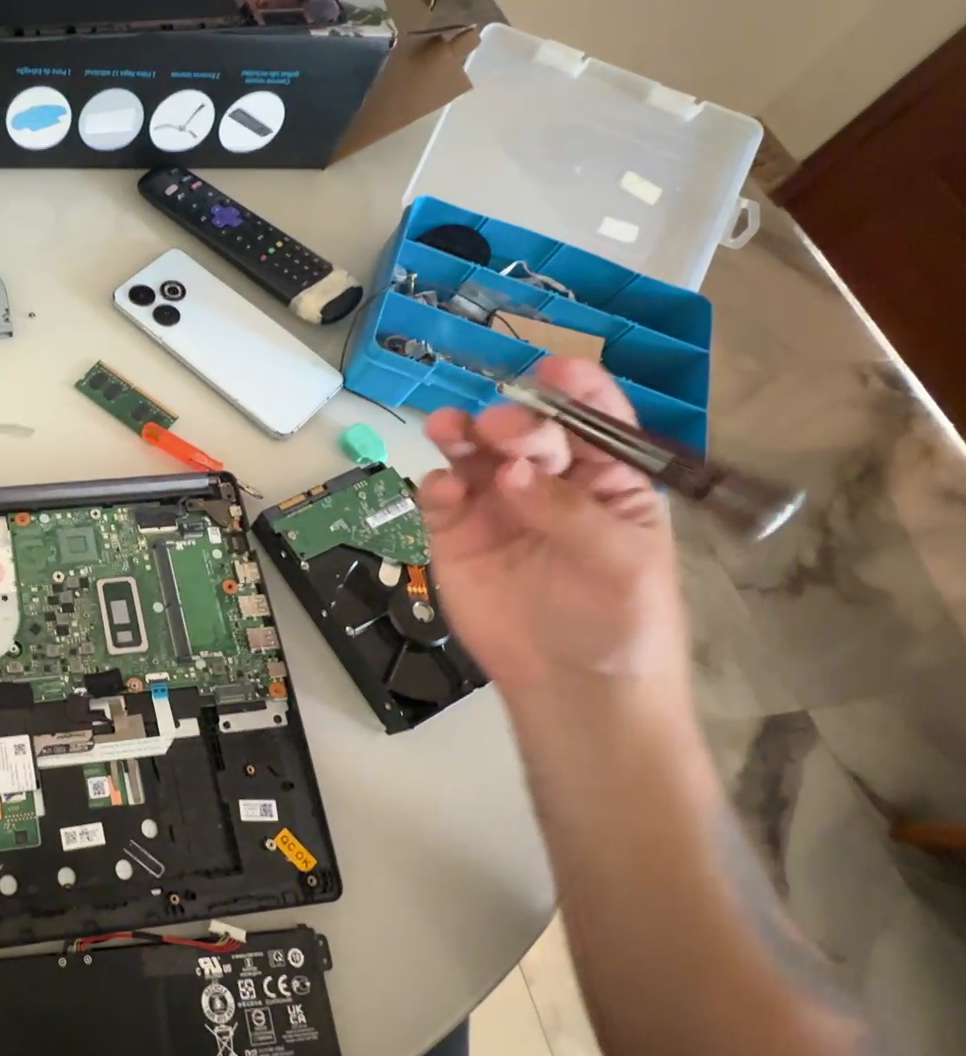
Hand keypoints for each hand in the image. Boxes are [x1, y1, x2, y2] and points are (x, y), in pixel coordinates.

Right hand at [417, 356, 687, 699]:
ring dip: (460, 435)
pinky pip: (439, 496)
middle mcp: (546, 482)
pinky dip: (435, 483)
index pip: (592, 420)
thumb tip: (510, 472)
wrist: (570, 684)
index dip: (574, 390)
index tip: (552, 371)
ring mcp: (495, 506)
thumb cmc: (618, 621)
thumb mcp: (621, 563)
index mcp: (605, 479)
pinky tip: (440, 489)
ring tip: (447, 429)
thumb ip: (569, 512)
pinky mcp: (453, 533)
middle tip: (499, 430)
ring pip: (473, 454)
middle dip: (513, 420)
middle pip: (525, 432)